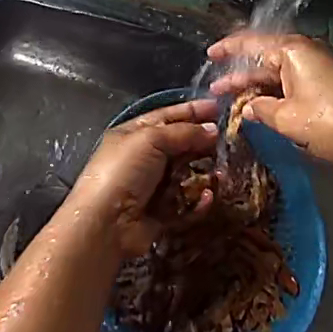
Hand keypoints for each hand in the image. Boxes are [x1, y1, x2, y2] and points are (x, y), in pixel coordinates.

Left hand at [64, 98, 218, 255]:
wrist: (105, 224)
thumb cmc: (124, 171)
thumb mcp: (151, 139)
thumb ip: (184, 132)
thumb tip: (213, 130)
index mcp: (135, 133)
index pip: (168, 116)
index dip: (192, 110)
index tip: (218, 107)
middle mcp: (144, 157)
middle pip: (180, 143)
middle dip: (202, 140)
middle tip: (227, 139)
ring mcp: (153, 186)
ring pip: (187, 173)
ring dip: (205, 171)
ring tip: (223, 170)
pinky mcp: (162, 213)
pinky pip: (187, 203)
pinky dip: (199, 200)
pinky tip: (209, 196)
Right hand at [207, 32, 332, 174]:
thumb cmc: (328, 124)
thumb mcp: (287, 119)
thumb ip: (260, 110)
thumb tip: (247, 108)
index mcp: (292, 50)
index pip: (252, 42)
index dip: (228, 49)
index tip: (210, 55)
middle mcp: (305, 50)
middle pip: (265, 56)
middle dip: (240, 73)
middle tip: (216, 89)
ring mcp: (319, 64)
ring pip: (278, 70)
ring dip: (257, 84)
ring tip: (233, 99)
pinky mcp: (328, 80)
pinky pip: (292, 78)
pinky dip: (275, 90)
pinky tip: (262, 104)